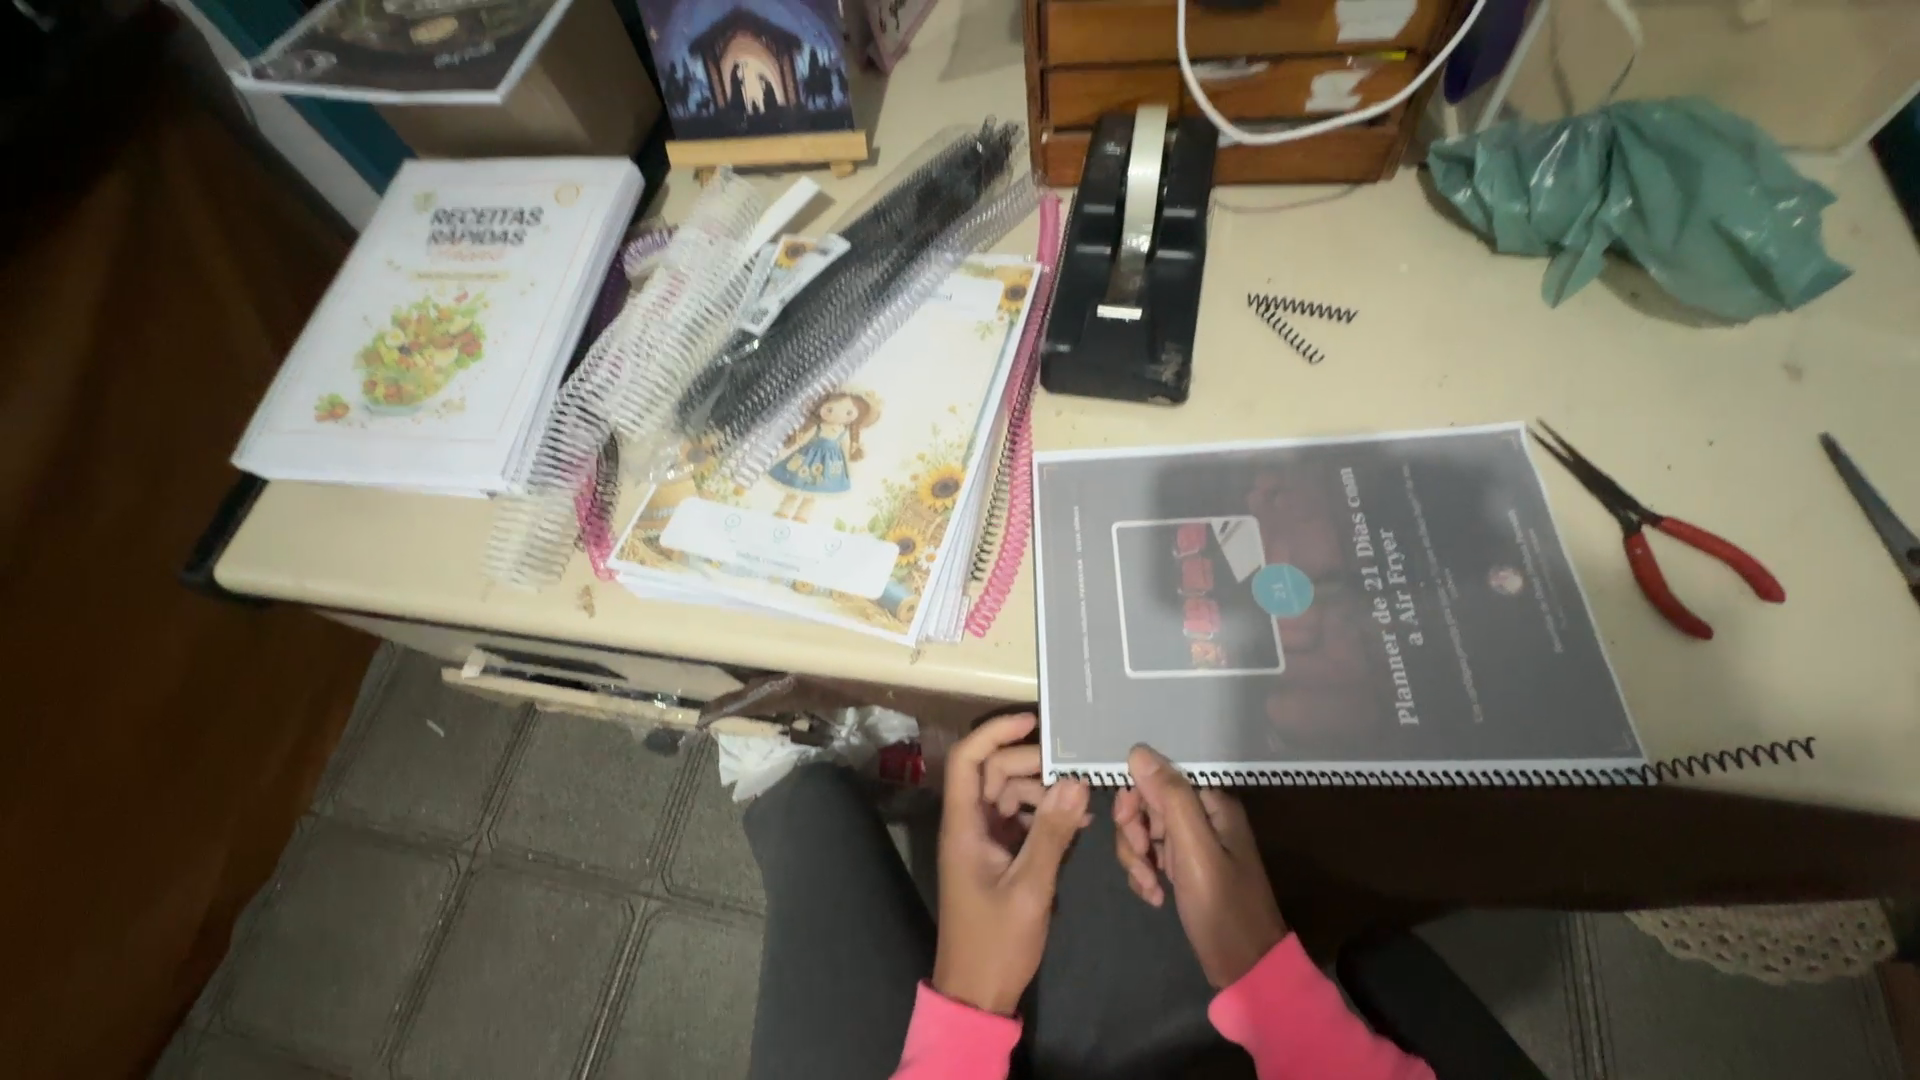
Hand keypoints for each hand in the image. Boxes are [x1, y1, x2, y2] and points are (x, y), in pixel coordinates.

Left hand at [932, 713, 1092, 1015]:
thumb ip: (1053, 833)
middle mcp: (968, 824)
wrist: (977, 995)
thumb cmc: (996, 942)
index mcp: (963, 825)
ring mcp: (982, 840)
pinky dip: (1043, 816)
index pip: (968, 758)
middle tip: (1073, 772)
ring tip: (1080, 802)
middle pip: (994, 773)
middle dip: (1032, 765)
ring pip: (1009, 794)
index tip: (1033, 721)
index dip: (996, 732)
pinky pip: (1018, 820)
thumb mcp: (1031, 887)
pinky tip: (1073, 823)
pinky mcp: (996, 857)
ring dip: (1042, 792)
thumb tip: (1075, 781)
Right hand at [1113, 745, 1287, 988]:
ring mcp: (1192, 843)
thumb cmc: (1223, 907)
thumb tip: (1138, 751)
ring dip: (1136, 858)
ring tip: (1151, 888)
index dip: (1135, 801)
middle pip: (1146, 804)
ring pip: (1142, 831)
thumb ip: (1169, 797)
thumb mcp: (1194, 850)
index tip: (1134, 834)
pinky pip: (1148, 856)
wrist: (1244, 969)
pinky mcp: (1184, 868)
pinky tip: (1155, 897)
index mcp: (1210, 803)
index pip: (1157, 777)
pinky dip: (1144, 874)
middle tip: (1142, 861)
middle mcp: (1202, 816)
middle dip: (1133, 833)